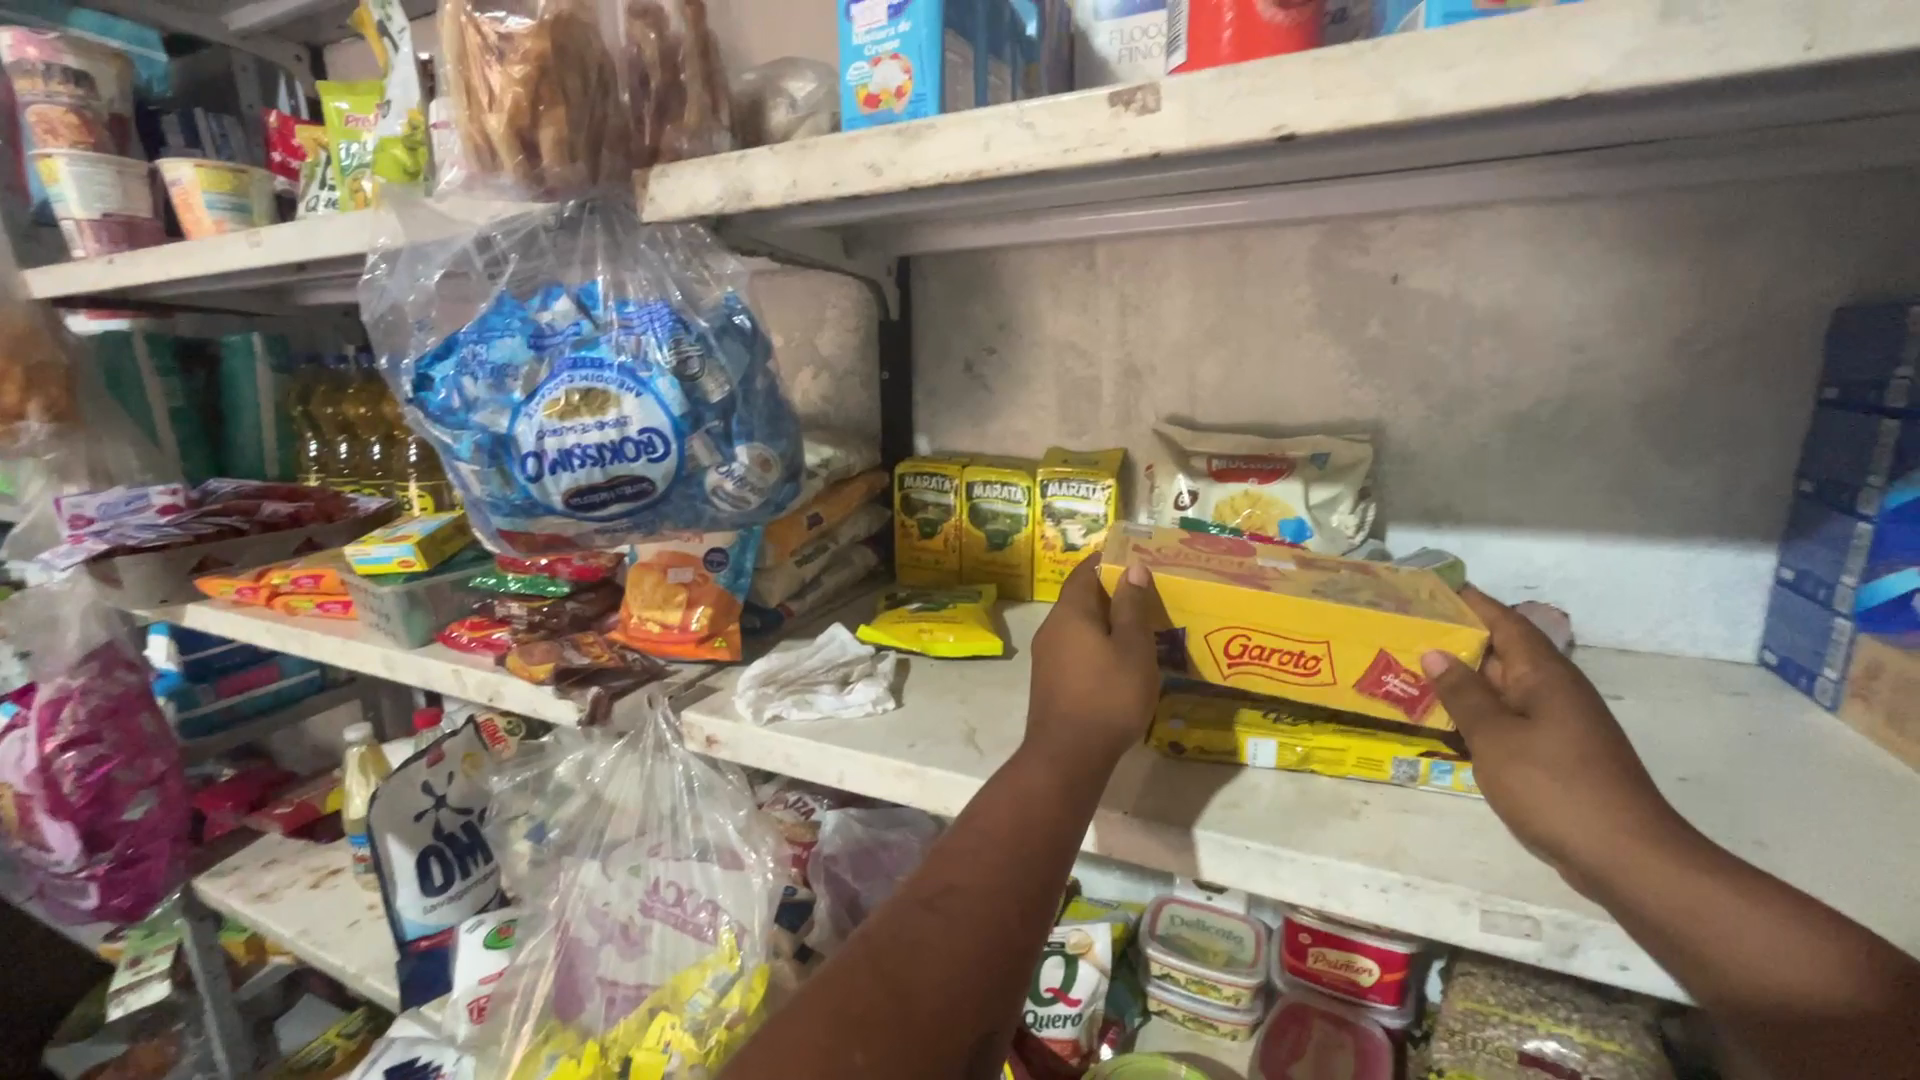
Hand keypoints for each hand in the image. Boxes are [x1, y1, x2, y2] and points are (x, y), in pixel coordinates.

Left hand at [1025, 557, 1167, 766]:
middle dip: (1108, 592)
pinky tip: (1117, 659)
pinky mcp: (1049, 681)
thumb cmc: (1108, 696)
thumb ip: (1131, 606)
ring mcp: (1046, 657)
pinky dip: (1095, 644)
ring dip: (1103, 621)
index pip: (1084, 573)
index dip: (1105, 561)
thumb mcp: (1132, 647)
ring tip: (1136, 626)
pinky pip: (1074, 649)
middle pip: (1079, 599)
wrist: (1068, 754)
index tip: (1129, 556)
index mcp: (1070, 612)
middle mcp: (1051, 628)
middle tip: (1142, 592)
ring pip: (1076, 626)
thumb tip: (1131, 567)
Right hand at [1421, 587, 1692, 892]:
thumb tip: (1436, 653)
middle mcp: (1555, 692)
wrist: (1625, 856)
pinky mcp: (1557, 754)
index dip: (1472, 603)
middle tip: (1406, 632)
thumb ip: (1463, 694)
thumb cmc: (1554, 786)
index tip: (1432, 588)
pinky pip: (1509, 719)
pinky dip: (1477, 714)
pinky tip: (1445, 724)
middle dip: (1458, 641)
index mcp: (1545, 676)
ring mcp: (1559, 724)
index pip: (1506, 623)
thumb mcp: (1495, 737)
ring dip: (1463, 681)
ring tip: (1412, 674)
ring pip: (1503, 689)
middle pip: (1503, 653)